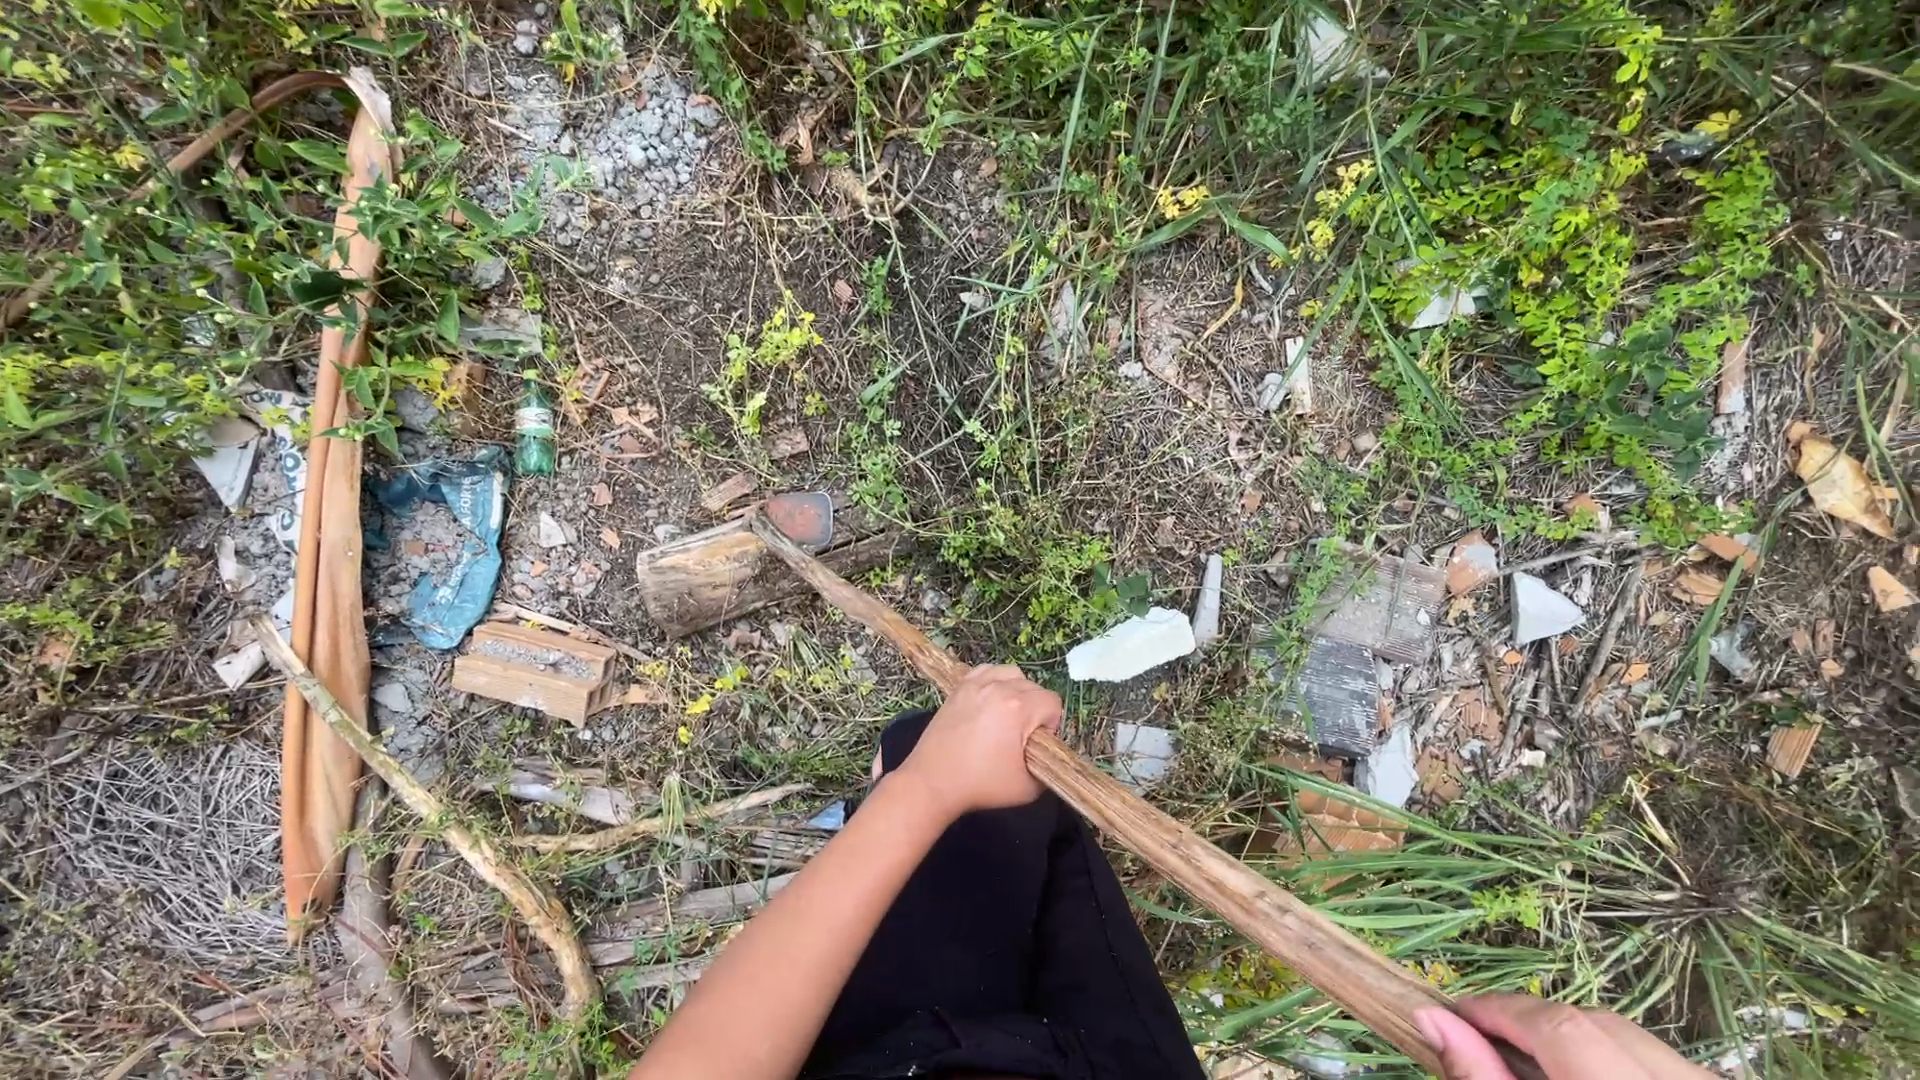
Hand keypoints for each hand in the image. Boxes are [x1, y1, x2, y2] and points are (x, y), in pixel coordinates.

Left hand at [892, 665, 1061, 820]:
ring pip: (1012, 673)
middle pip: (1034, 687)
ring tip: (1009, 715)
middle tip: (1022, 737)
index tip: (1036, 744)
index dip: (1051, 725)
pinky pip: (987, 671)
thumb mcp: (1029, 787)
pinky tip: (991, 701)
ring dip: (1018, 691)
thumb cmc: (982, 785)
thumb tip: (1047, 750)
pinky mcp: (960, 687)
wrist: (933, 781)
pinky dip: (995, 681)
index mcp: (1018, 708)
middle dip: (1036, 710)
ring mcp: (976, 684)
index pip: (1052, 702)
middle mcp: (999, 688)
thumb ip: (1048, 764)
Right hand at [1416, 996, 1712, 1079]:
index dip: (1502, 1012)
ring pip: (1633, 1039)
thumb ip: (1484, 1078)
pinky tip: (1591, 1078)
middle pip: (1597, 1025)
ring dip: (1576, 1041)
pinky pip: (1667, 1062)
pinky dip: (1620, 1061)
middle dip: (1536, 1025)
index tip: (1457, 1014)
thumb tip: (1430, 1016)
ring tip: (1538, 1069)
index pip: (1560, 1028)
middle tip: (1489, 1044)